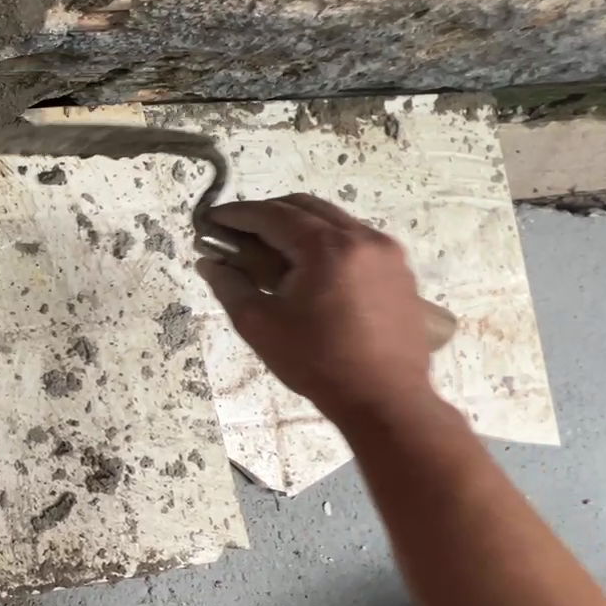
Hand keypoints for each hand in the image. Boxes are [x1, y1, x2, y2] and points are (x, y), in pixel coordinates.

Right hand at [197, 194, 440, 428]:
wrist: (384, 397)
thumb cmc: (314, 360)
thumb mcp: (257, 323)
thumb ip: (228, 284)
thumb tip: (208, 261)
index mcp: (328, 248)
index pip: (273, 215)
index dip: (236, 214)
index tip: (209, 219)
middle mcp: (363, 239)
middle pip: (305, 207)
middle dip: (264, 214)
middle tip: (233, 233)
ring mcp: (386, 253)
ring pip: (331, 220)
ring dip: (293, 226)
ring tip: (264, 251)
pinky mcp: (397, 270)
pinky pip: (351, 239)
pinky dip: (320, 241)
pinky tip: (300, 268)